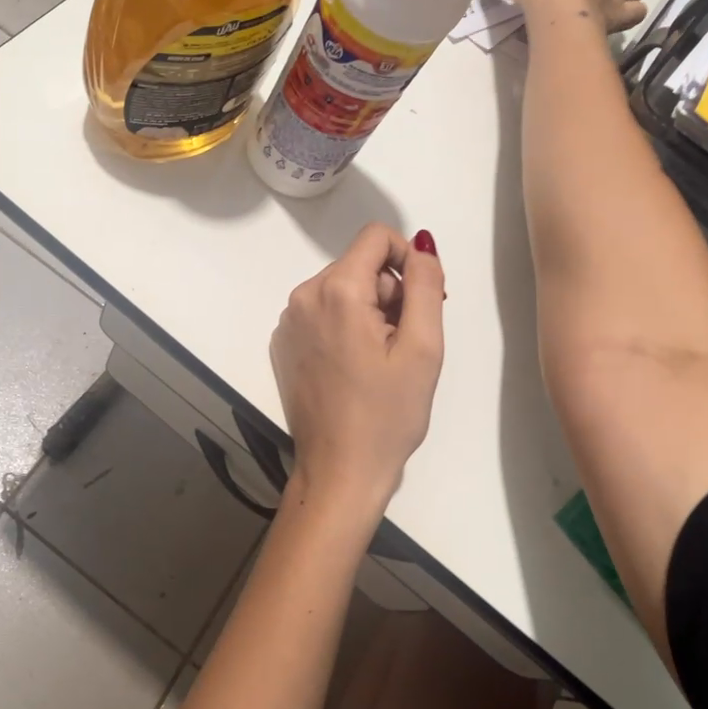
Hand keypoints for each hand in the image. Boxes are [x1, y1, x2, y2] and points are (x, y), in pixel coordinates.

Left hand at [270, 223, 444, 511]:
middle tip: (406, 342)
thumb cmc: (388, 414)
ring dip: (369, 311)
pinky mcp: (282, 343)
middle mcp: (302, 296)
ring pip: (341, 289)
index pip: (375, 237)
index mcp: (336, 291)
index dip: (406, 262)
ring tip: (382, 360)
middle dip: (389, 292)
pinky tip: (357, 368)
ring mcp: (287, 321)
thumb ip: (424, 284)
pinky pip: (321, 313)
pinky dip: (344, 327)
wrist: (340, 471)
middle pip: (358, 265)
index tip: (419, 305)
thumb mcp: (423, 347)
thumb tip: (419, 242)